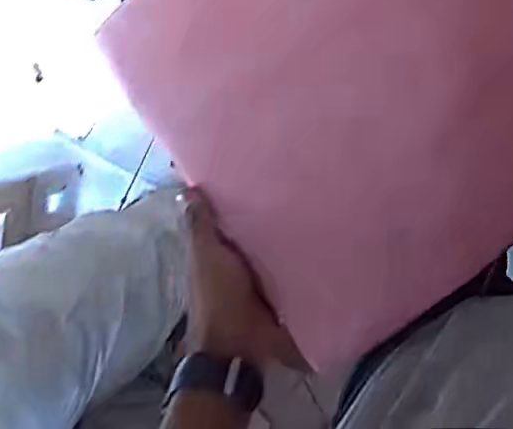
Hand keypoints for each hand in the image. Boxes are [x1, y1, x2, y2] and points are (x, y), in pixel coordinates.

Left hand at [181, 187, 303, 368]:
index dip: (244, 195)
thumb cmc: (219, 296)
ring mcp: (264, 275)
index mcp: (219, 252)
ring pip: (278, 245)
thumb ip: (202, 226)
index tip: (266, 169)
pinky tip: (325, 232)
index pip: (232, 217)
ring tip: (320, 199)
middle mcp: (241, 261)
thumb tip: (187, 189)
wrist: (241, 343)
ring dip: (293, 230)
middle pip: (257, 230)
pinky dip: (306, 251)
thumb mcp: (207, 257)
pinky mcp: (285, 286)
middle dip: (275, 210)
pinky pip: (296, 262)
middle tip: (301, 180)